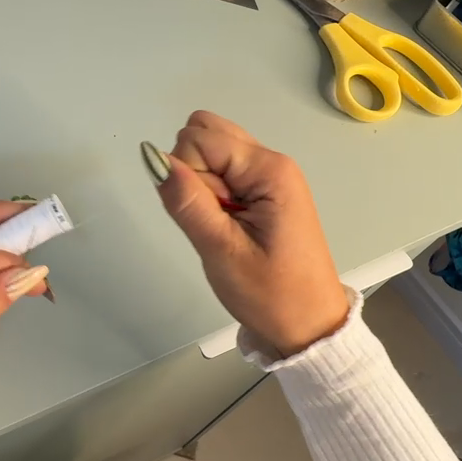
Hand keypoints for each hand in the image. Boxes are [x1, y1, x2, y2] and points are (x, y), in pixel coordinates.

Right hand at [153, 111, 349, 356]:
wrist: (308, 327)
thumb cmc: (270, 294)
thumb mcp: (221, 250)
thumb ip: (186, 201)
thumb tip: (152, 156)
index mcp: (269, 170)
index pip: (198, 139)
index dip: (187, 176)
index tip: (207, 218)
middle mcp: (271, 161)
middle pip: (204, 133)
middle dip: (191, 171)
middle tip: (214, 219)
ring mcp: (267, 174)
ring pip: (209, 148)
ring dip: (200, 180)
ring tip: (220, 222)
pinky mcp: (261, 189)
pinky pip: (220, 169)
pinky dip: (210, 188)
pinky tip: (224, 221)